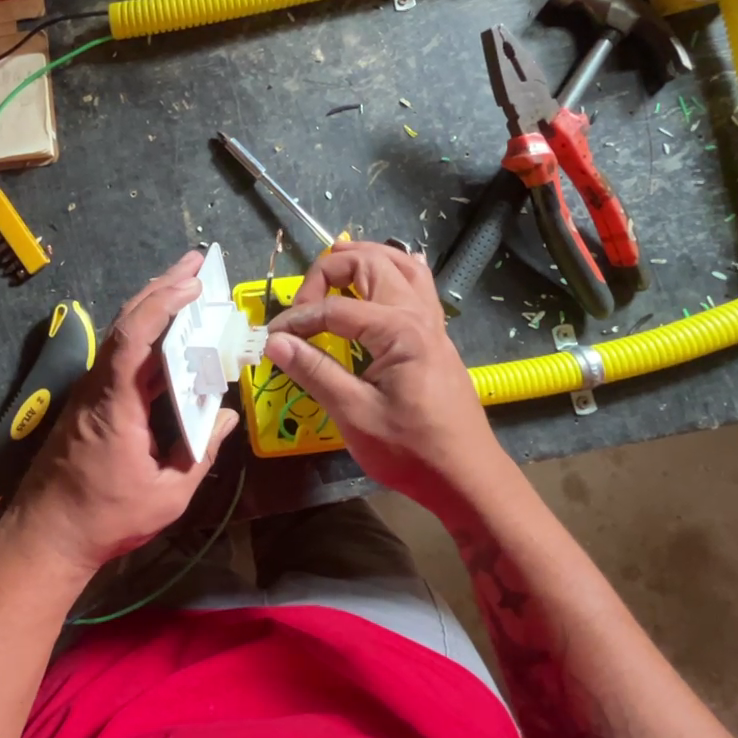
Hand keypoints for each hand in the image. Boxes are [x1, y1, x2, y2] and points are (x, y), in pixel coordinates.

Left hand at [0, 250, 238, 575]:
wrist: (45, 535)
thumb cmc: (105, 518)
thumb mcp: (166, 496)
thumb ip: (200, 454)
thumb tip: (225, 418)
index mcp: (115, 404)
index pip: (134, 338)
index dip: (163, 304)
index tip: (193, 284)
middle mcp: (98, 387)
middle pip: (127, 324)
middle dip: (162, 289)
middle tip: (197, 264)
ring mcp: (90, 393)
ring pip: (122, 337)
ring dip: (153, 308)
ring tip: (187, 286)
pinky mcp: (90, 405)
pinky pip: (121, 359)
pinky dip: (146, 337)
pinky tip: (168, 334)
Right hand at [263, 242, 507, 512]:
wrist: (466, 477)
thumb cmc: (411, 450)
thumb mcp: (354, 414)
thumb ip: (314, 371)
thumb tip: (274, 342)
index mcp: (398, 331)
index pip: (334, 308)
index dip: (297, 320)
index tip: (271, 341)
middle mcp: (418, 315)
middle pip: (370, 263)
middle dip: (328, 272)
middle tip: (301, 306)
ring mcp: (432, 323)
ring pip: (399, 264)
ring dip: (363, 259)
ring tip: (331, 270)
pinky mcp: (435, 337)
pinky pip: (416, 285)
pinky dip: (392, 272)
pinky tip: (376, 282)